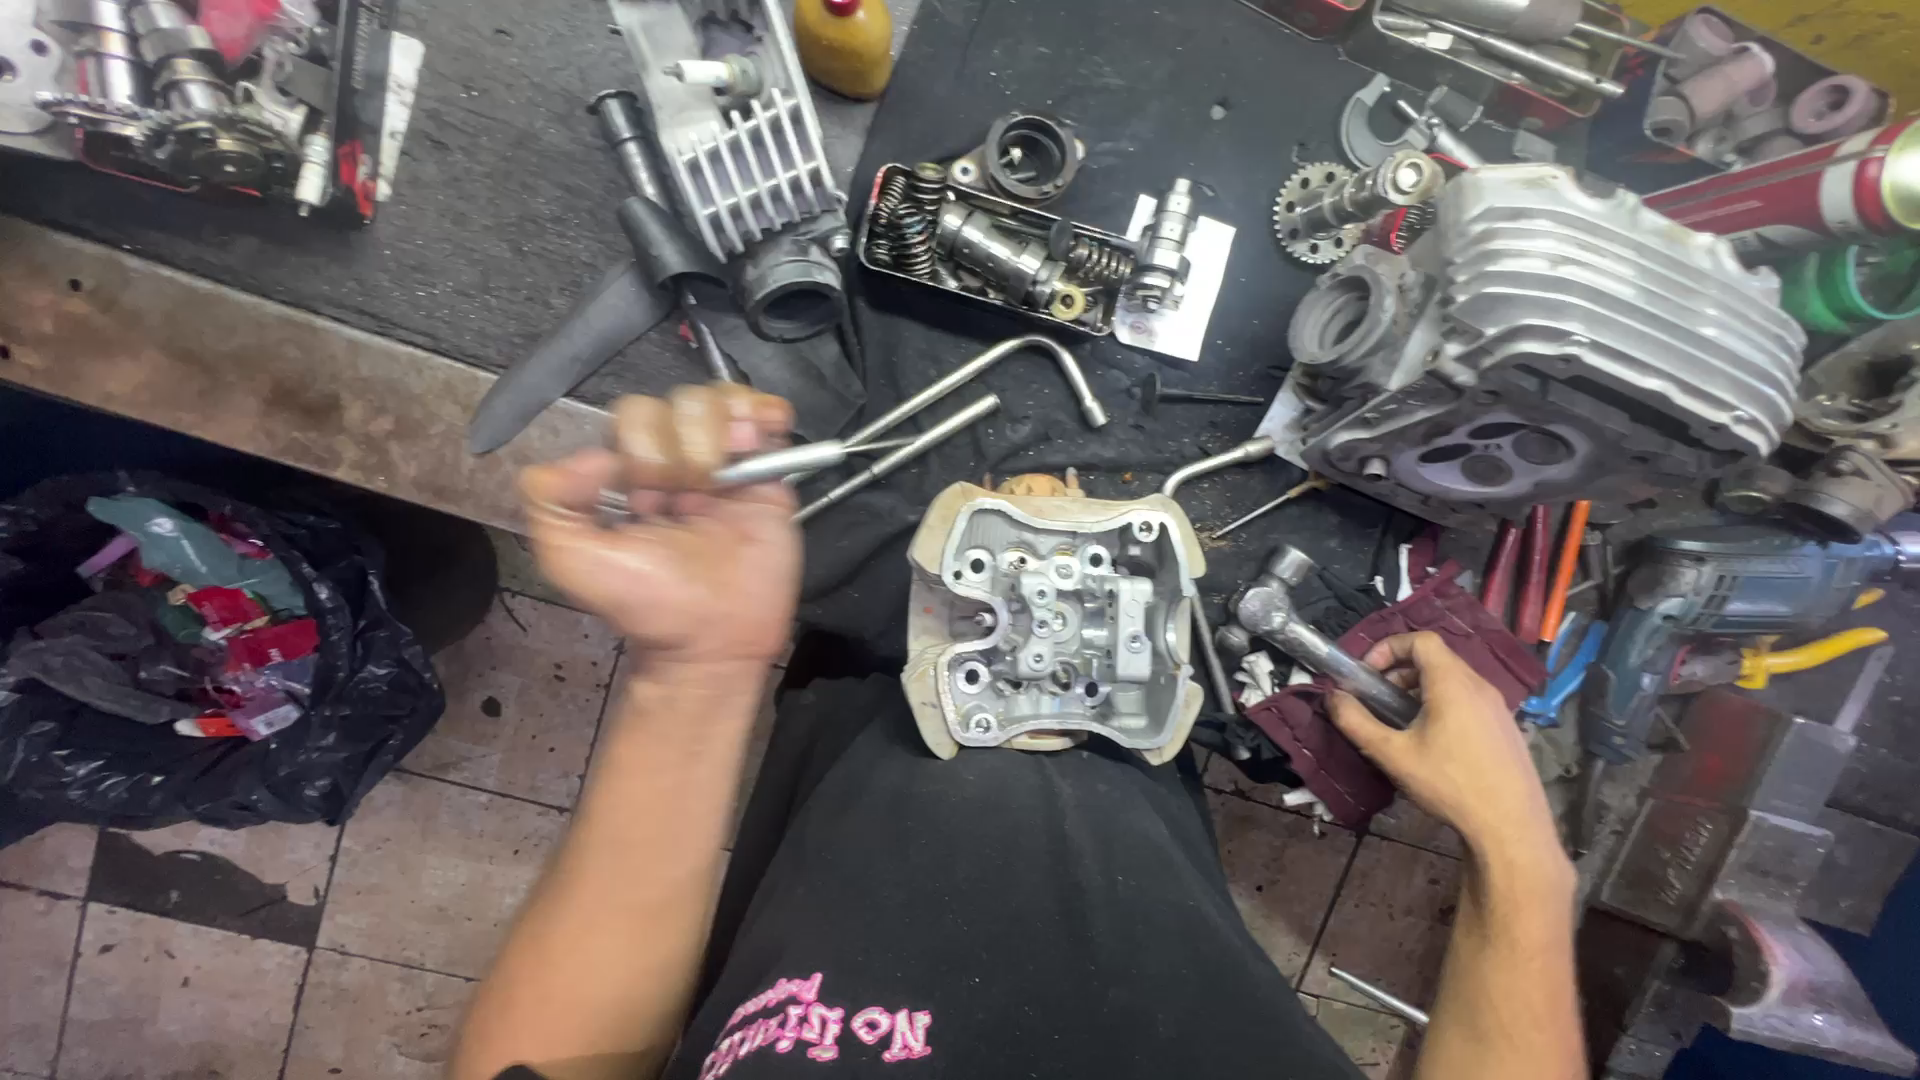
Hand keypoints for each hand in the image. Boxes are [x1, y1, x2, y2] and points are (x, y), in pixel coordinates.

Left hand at [517, 383, 800, 669]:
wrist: (713, 638)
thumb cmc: (648, 604)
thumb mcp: (573, 561)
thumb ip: (552, 503)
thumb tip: (589, 457)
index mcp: (632, 473)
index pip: (634, 416)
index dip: (640, 448)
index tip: (646, 500)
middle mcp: (679, 461)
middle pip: (678, 403)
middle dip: (678, 450)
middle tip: (685, 500)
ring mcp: (727, 466)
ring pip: (719, 402)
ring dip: (715, 436)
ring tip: (721, 481)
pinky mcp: (769, 476)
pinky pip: (767, 417)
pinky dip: (762, 410)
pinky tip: (756, 435)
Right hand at [1328, 632, 1565, 870]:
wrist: (1512, 829)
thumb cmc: (1449, 784)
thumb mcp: (1391, 754)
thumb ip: (1355, 721)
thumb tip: (1332, 697)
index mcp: (1453, 684)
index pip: (1421, 639)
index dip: (1388, 647)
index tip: (1369, 674)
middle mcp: (1480, 687)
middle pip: (1436, 657)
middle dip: (1399, 670)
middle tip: (1378, 699)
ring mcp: (1498, 708)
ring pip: (1452, 679)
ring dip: (1419, 688)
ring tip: (1401, 720)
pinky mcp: (1506, 728)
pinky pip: (1468, 699)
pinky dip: (1442, 703)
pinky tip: (1432, 741)